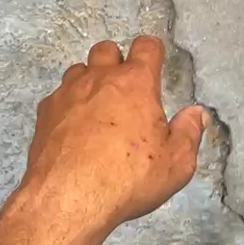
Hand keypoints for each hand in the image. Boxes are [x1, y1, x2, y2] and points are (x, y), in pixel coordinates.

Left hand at [18, 37, 210, 237]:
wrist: (68, 197)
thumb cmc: (127, 177)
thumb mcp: (175, 163)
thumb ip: (189, 133)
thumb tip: (197, 113)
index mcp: (135, 83)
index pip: (146, 47)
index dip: (152, 50)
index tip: (154, 59)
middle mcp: (100, 78)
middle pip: (107, 49)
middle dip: (116, 61)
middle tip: (125, 88)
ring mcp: (68, 92)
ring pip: (79, 69)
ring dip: (89, 81)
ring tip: (98, 108)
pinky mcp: (46, 112)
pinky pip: (58, 96)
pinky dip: (68, 105)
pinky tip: (73, 129)